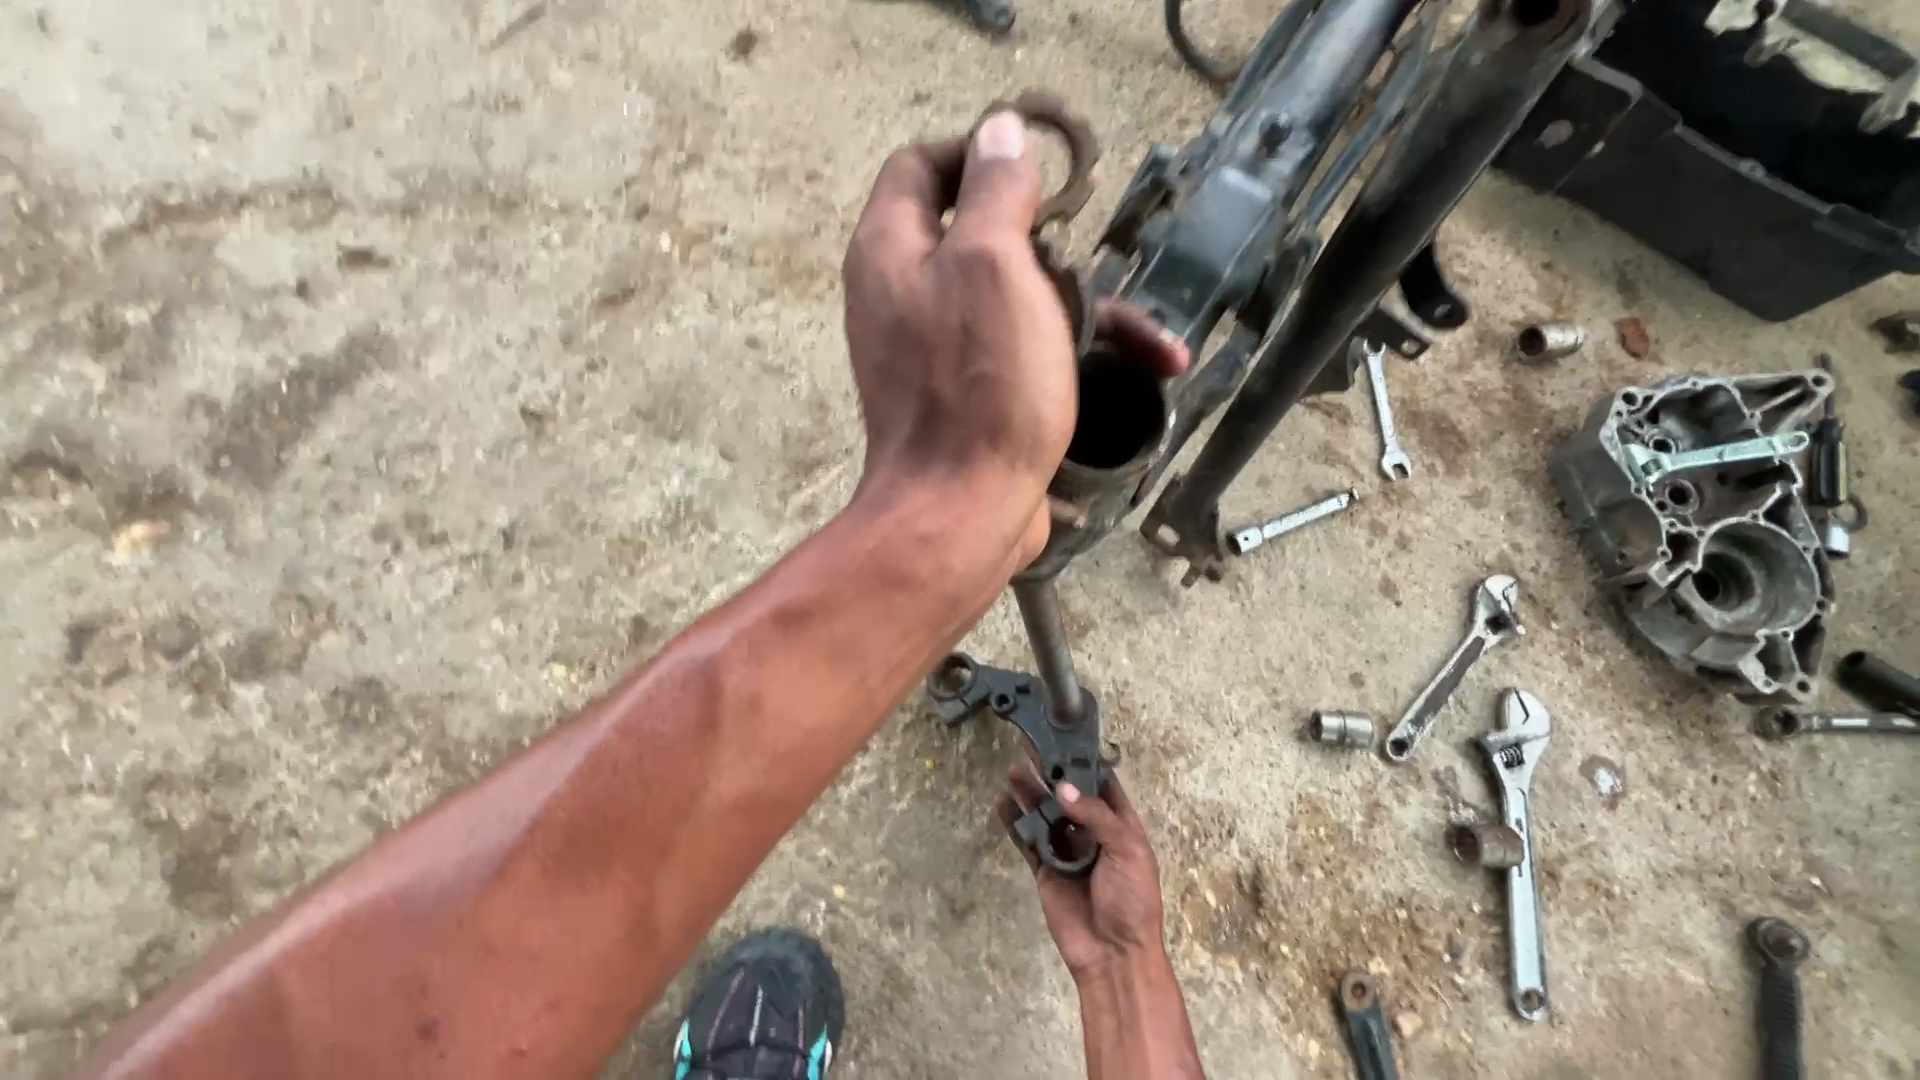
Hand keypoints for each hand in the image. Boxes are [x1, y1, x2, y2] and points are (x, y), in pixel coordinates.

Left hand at [842, 112, 1186, 563]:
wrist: (961, 512)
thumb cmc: (978, 388)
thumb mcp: (993, 266)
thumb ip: (995, 191)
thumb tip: (999, 130)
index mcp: (891, 251)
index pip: (922, 167)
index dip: (980, 156)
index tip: (1042, 178)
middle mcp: (904, 295)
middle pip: (981, 237)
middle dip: (1052, 249)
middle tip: (1092, 272)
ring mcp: (937, 351)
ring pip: (1018, 301)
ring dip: (1087, 313)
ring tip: (1153, 346)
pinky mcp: (970, 396)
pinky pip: (1021, 353)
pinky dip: (1075, 357)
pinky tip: (1144, 373)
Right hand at [995, 765, 1167, 979]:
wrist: (1113, 955)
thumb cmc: (1132, 900)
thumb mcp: (1126, 851)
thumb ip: (1095, 817)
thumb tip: (1063, 790)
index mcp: (1120, 824)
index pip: (1101, 784)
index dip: (1084, 762)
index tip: (1063, 736)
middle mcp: (1092, 831)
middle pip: (1067, 794)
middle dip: (1051, 771)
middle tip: (1030, 745)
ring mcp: (1066, 849)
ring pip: (1044, 812)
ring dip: (1030, 791)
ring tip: (1014, 769)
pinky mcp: (1045, 868)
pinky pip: (1027, 839)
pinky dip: (1014, 821)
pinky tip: (1002, 803)